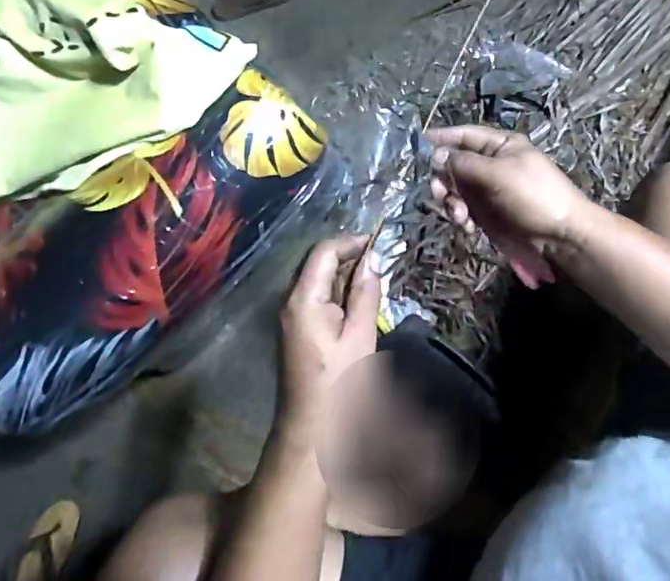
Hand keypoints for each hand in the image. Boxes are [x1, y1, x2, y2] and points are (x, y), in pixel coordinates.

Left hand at [278, 235, 380, 437]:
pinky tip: (357, 298)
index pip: (323, 250)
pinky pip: (316, 295)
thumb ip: (366, 291)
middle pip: (317, 261)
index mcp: (303, 298)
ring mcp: (290, 314)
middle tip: (379, 259)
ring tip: (373, 277)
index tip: (377, 243)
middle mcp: (290, 300)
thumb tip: (372, 258)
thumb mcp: (361, 334)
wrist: (311, 429)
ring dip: (344, 271)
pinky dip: (337, 289)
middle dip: (348, 254)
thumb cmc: (339, 383)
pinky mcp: (296, 327)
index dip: (350, 241)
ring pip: (317, 277)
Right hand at [425, 126, 597, 286]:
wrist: (561, 236)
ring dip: (451, 202)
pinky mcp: (489, 214)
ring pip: (456, 190)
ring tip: (461, 217)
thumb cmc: (534, 195)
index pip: (464, 135)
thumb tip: (435, 154)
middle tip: (440, 193)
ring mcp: (489, 190)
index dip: (441, 138)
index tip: (417, 145)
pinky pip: (464, 210)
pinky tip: (468, 228)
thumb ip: (464, 163)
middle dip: (444, 179)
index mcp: (500, 145)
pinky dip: (461, 218)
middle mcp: (492, 164)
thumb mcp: (498, 173)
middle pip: (454, 164)